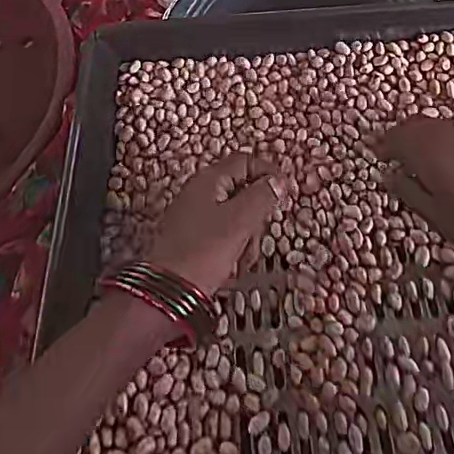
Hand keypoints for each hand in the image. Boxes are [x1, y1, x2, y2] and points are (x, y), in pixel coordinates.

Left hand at [146, 154, 290, 295]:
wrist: (168, 292)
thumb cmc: (202, 252)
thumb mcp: (239, 221)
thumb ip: (261, 197)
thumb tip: (278, 180)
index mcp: (209, 180)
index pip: (244, 161)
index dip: (267, 174)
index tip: (285, 194)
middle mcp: (200, 193)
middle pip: (242, 192)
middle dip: (255, 218)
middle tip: (254, 237)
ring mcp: (195, 216)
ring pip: (235, 218)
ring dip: (246, 239)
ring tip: (240, 260)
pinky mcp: (193, 239)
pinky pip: (223, 237)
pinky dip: (232, 251)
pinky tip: (230, 269)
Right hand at [373, 115, 453, 265]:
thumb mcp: (437, 217)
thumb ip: (408, 191)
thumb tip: (389, 175)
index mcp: (428, 152)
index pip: (395, 138)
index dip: (383, 145)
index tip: (375, 152)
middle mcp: (448, 134)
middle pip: (416, 125)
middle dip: (401, 136)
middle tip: (394, 150)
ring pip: (439, 126)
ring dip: (425, 136)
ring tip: (422, 155)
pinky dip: (449, 139)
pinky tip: (453, 157)